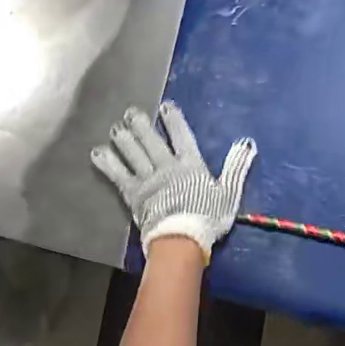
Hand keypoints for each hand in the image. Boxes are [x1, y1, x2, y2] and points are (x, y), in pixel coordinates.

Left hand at [92, 101, 256, 258]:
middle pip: (151, 141)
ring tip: (115, 127)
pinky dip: (107, 162)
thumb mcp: (228, 193)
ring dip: (123, 139)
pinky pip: (117, 174)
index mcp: (190, 165)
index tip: (165, 107)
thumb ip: (236, 167)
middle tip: (130, 112)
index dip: (174, 120)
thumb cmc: (207, 219)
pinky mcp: (132, 193)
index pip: (182, 136)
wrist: (181, 238)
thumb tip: (247, 144)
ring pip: (133, 153)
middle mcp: (166, 167)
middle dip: (141, 125)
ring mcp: (147, 179)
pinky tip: (97, 152)